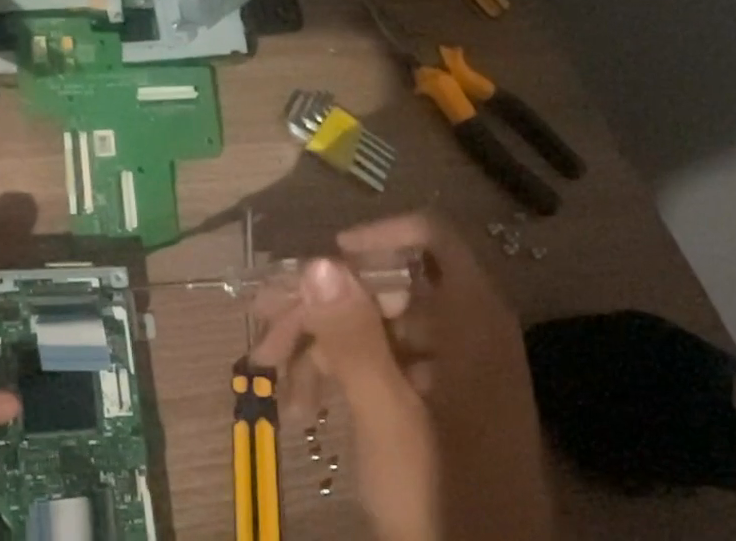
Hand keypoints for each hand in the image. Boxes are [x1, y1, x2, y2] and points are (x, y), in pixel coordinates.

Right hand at [250, 213, 552, 540]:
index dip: (376, 237)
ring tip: (271, 376)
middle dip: (321, 305)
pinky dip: (342, 375)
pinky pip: (384, 365)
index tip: (323, 261)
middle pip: (386, 289)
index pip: (430, 239)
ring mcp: (453, 371)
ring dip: (320, 345)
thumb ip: (354, 337)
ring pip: (376, 329)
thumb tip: (317, 260)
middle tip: (264, 327)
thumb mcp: (388, 418)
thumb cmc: (441, 498)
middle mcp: (467, 334)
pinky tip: (305, 406)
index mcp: (471, 324)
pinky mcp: (438, 403)